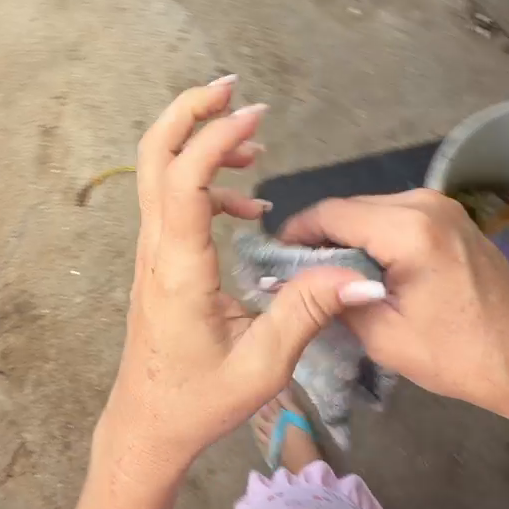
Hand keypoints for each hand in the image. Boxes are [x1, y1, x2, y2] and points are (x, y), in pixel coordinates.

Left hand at [95, 78, 388, 476]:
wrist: (148, 422)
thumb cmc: (200, 398)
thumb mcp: (264, 364)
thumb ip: (308, 311)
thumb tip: (360, 273)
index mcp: (178, 265)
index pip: (185, 180)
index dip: (216, 138)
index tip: (257, 113)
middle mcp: (157, 244)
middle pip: (153, 154)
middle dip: (188, 111)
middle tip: (231, 87)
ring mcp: (153, 246)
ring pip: (159, 169)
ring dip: (198, 139)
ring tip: (253, 137)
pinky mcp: (160, 253)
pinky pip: (177, 198)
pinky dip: (209, 183)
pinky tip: (250, 205)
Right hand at [277, 190, 508, 425]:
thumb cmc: (463, 357)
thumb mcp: (385, 336)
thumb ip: (334, 298)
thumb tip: (293, 279)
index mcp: (409, 228)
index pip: (331, 213)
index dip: (296, 233)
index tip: (274, 259)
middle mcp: (424, 203)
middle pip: (350, 208)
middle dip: (321, 237)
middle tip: (297, 272)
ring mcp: (442, 205)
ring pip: (371, 210)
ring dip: (348, 237)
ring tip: (329, 273)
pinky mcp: (452, 216)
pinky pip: (395, 216)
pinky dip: (374, 236)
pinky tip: (368, 268)